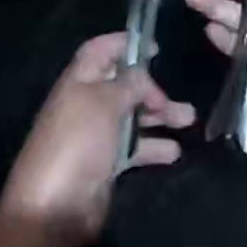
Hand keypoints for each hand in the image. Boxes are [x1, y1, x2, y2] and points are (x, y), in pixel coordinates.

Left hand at [0, 32, 196, 246]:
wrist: (56, 203)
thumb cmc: (78, 140)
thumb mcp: (103, 102)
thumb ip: (126, 85)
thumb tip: (141, 75)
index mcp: (78, 80)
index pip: (99, 50)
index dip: (123, 44)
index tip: (153, 47)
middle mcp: (86, 102)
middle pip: (120, 84)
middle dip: (148, 87)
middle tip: (171, 101)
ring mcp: (96, 133)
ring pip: (131, 116)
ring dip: (158, 115)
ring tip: (189, 119)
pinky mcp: (105, 163)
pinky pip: (133, 147)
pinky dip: (153, 146)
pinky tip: (175, 151)